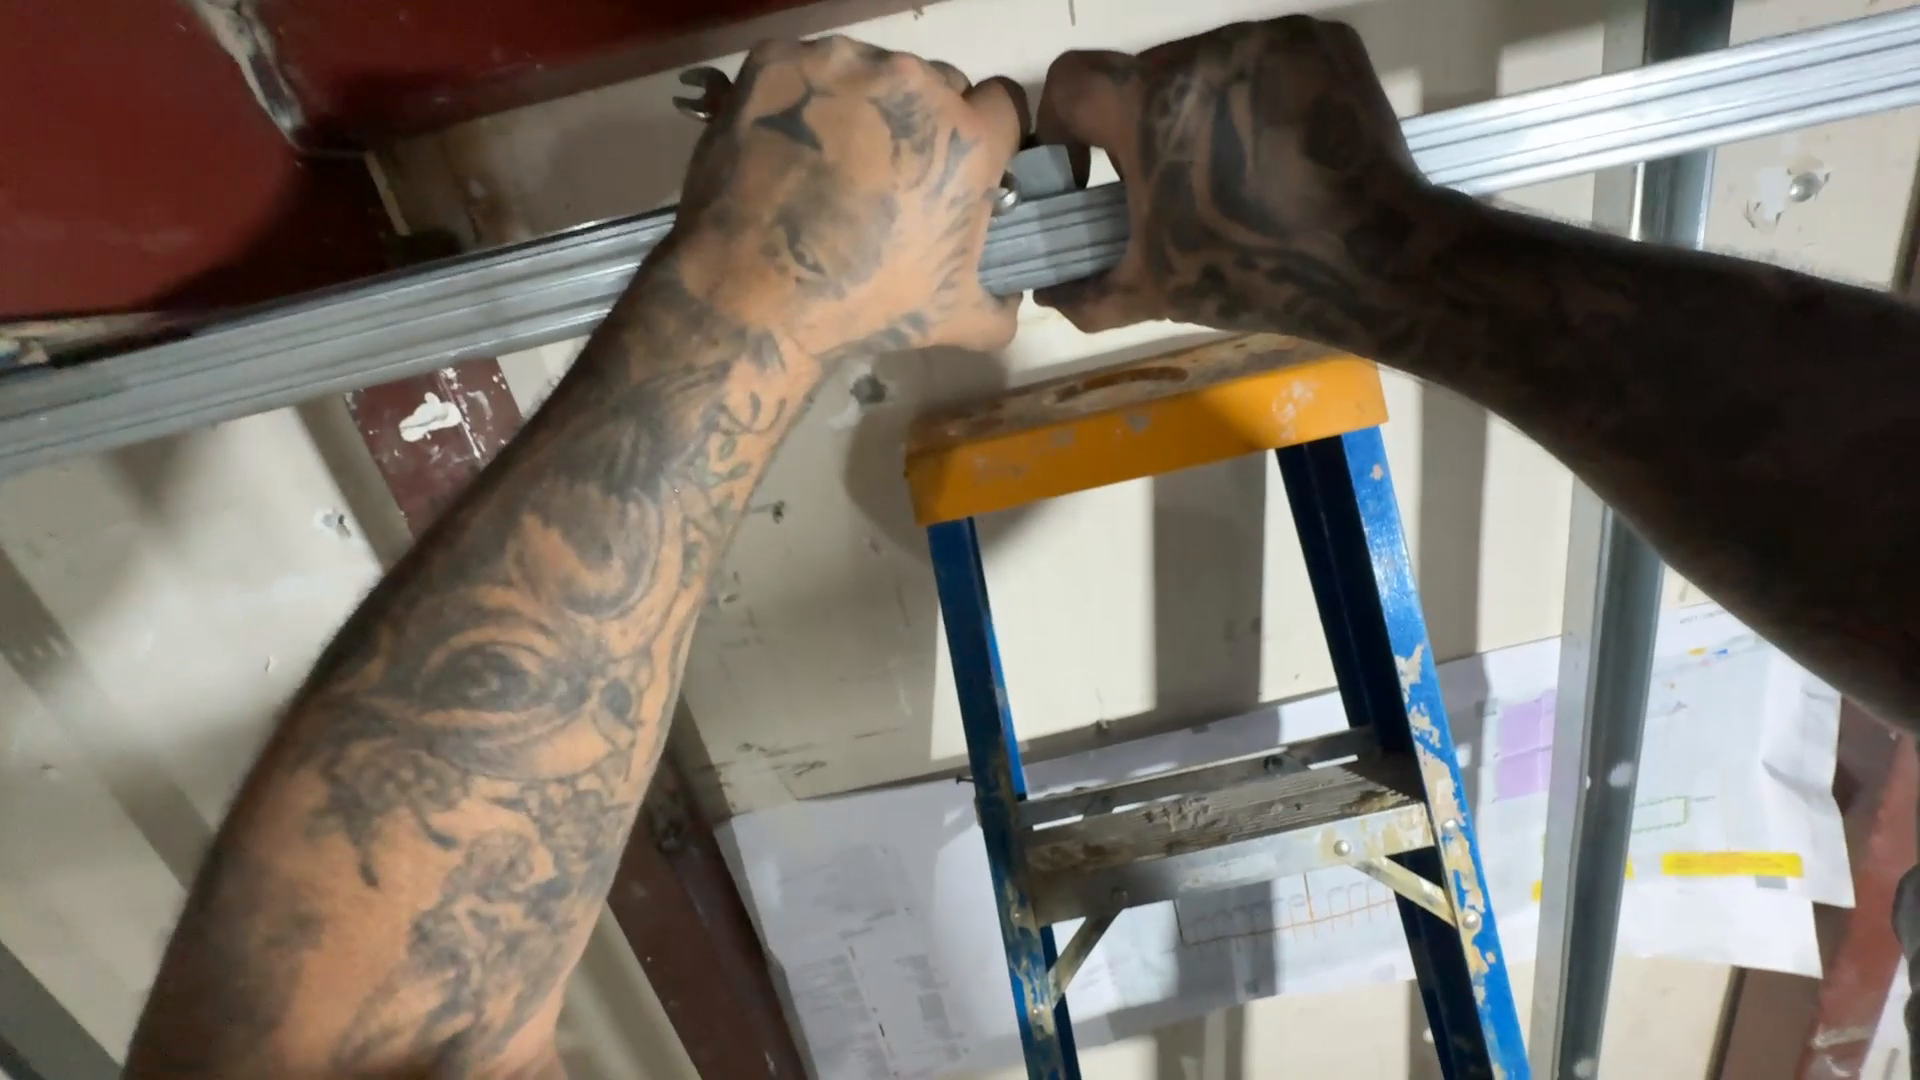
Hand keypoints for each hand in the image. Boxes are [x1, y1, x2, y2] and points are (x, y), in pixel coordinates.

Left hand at [667, 37, 1028, 361]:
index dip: (988, 136)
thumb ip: (1000, 308)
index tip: (964, 166)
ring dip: (866, 108)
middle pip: (938, 84)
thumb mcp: (954, 322)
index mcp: (966, 140)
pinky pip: (810, 70)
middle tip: (893, 177)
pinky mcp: (778, 60)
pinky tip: (792, 150)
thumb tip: (1011, 300)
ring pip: (873, 72)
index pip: (1003, 105)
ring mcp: (842, 63)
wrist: (757, 295)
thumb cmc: (866, 304)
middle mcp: (913, 83)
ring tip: (834, 166)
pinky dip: (807, 102)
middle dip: (926, 124)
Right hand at [1033, 17, 1436, 349]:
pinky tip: (1267, 148)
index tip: (1080, 168)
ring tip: (1221, 170)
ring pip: (1201, 69)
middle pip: (1140, 80)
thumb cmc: (1244, 272)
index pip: (1071, 81)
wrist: (1368, 258)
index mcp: (1149, 108)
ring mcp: (1266, 39)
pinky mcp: (1318, 38)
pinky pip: (1257, 61)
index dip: (1060, 124)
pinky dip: (1248, 99)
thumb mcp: (1149, 293)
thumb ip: (1084, 294)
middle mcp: (1202, 53)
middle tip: (1160, 186)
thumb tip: (1046, 293)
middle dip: (1137, 131)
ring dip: (1194, 113)